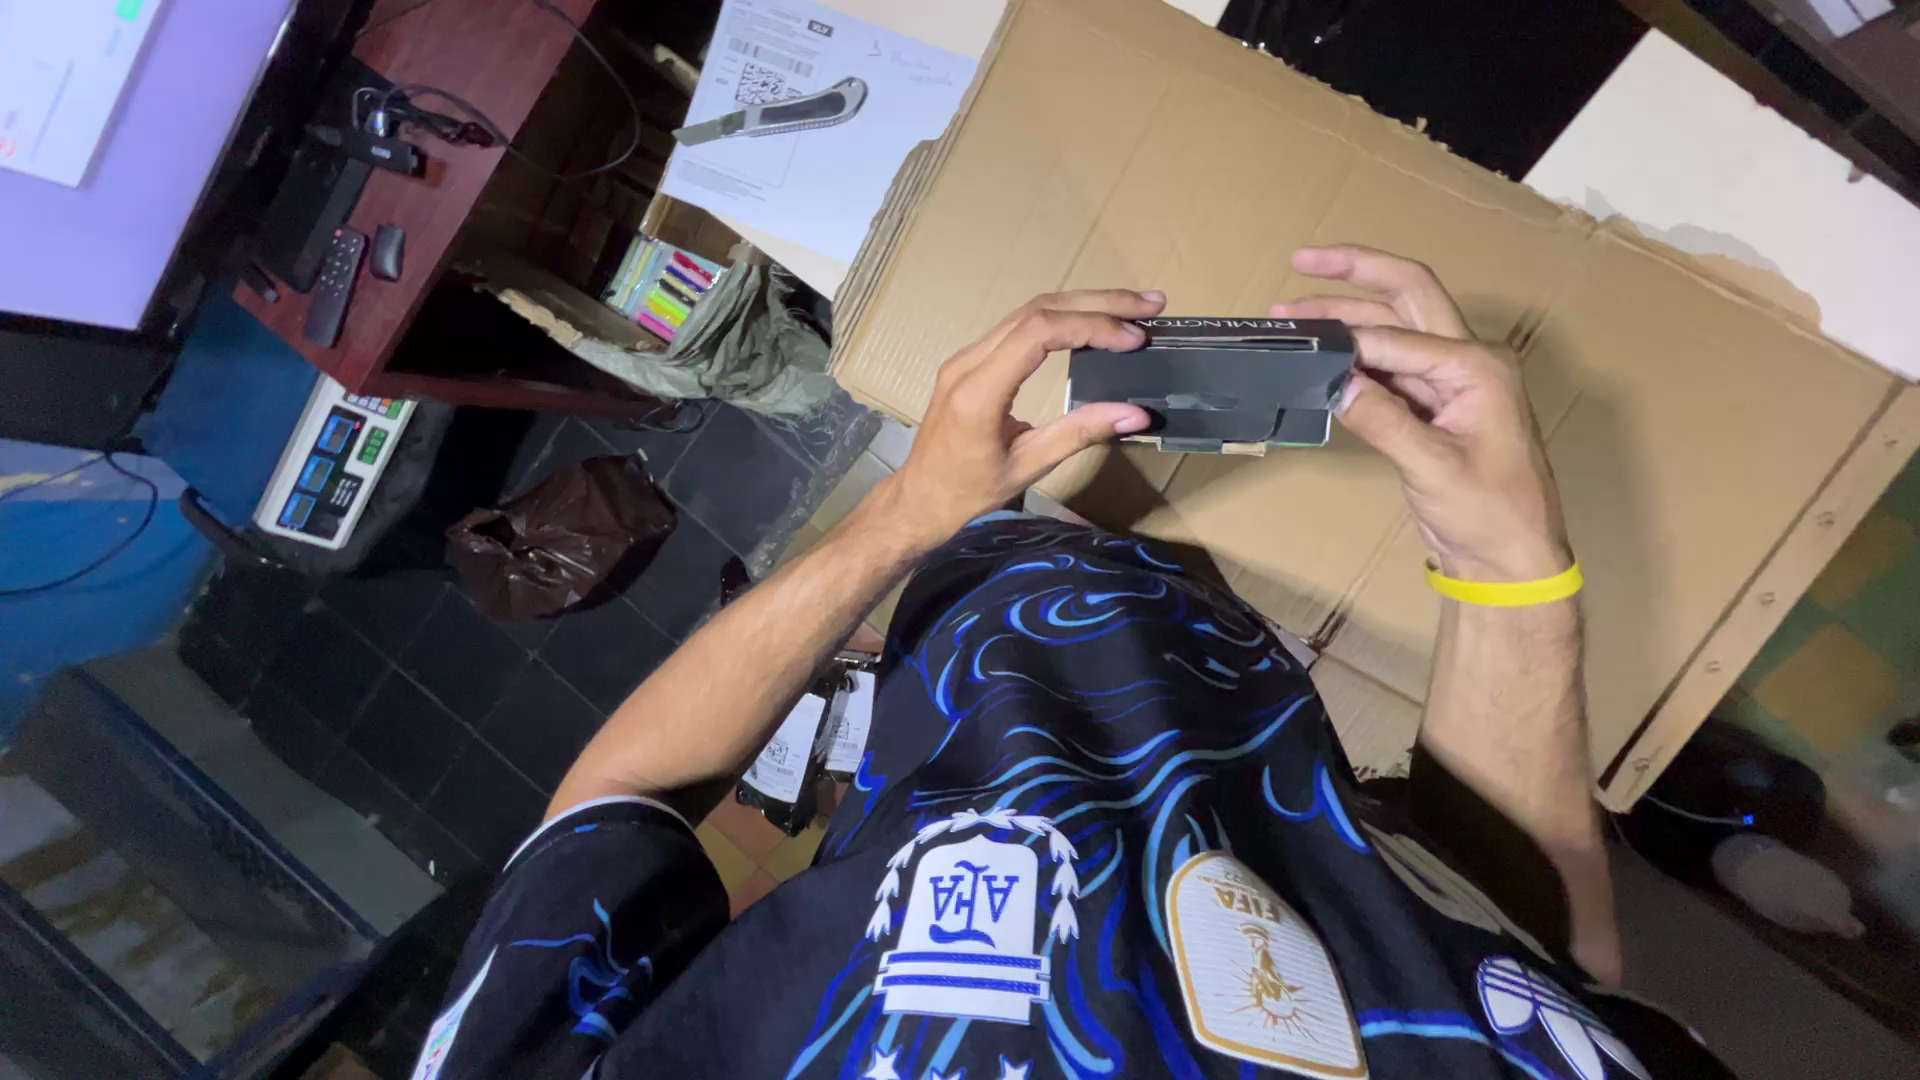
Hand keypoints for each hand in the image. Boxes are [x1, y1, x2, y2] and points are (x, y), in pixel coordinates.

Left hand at [879, 289, 1165, 542]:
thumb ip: (1080, 434)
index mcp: (979, 392)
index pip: (1037, 333)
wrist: (922, 495)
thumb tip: (1137, 414)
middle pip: (1037, 310)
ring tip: (1132, 308)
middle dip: (1098, 302)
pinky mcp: (971, 361)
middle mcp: (967, 363)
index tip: (1133, 338)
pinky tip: (1092, 322)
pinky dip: (1061, 318)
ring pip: (1028, 311)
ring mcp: (965, 357)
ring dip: (1082, 305)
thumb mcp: (1029, 466)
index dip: (1090, 326)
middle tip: (1150, 305)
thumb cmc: (970, 490)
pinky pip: (1019, 326)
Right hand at [1272, 245, 1570, 581]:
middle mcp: (1466, 360)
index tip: (1299, 341)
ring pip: (1393, 325)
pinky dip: (1351, 351)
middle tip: (1302, 259)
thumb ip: (1384, 420)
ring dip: (1346, 311)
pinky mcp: (1429, 403)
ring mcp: (1447, 380)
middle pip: (1408, 295)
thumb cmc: (1488, 510)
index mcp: (1479, 367)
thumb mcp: (1434, 466)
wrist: (1507, 553)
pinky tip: (1320, 351)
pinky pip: (1387, 364)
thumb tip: (1334, 381)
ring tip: (1292, 310)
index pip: (1401, 336)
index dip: (1348, 338)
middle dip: (1355, 273)